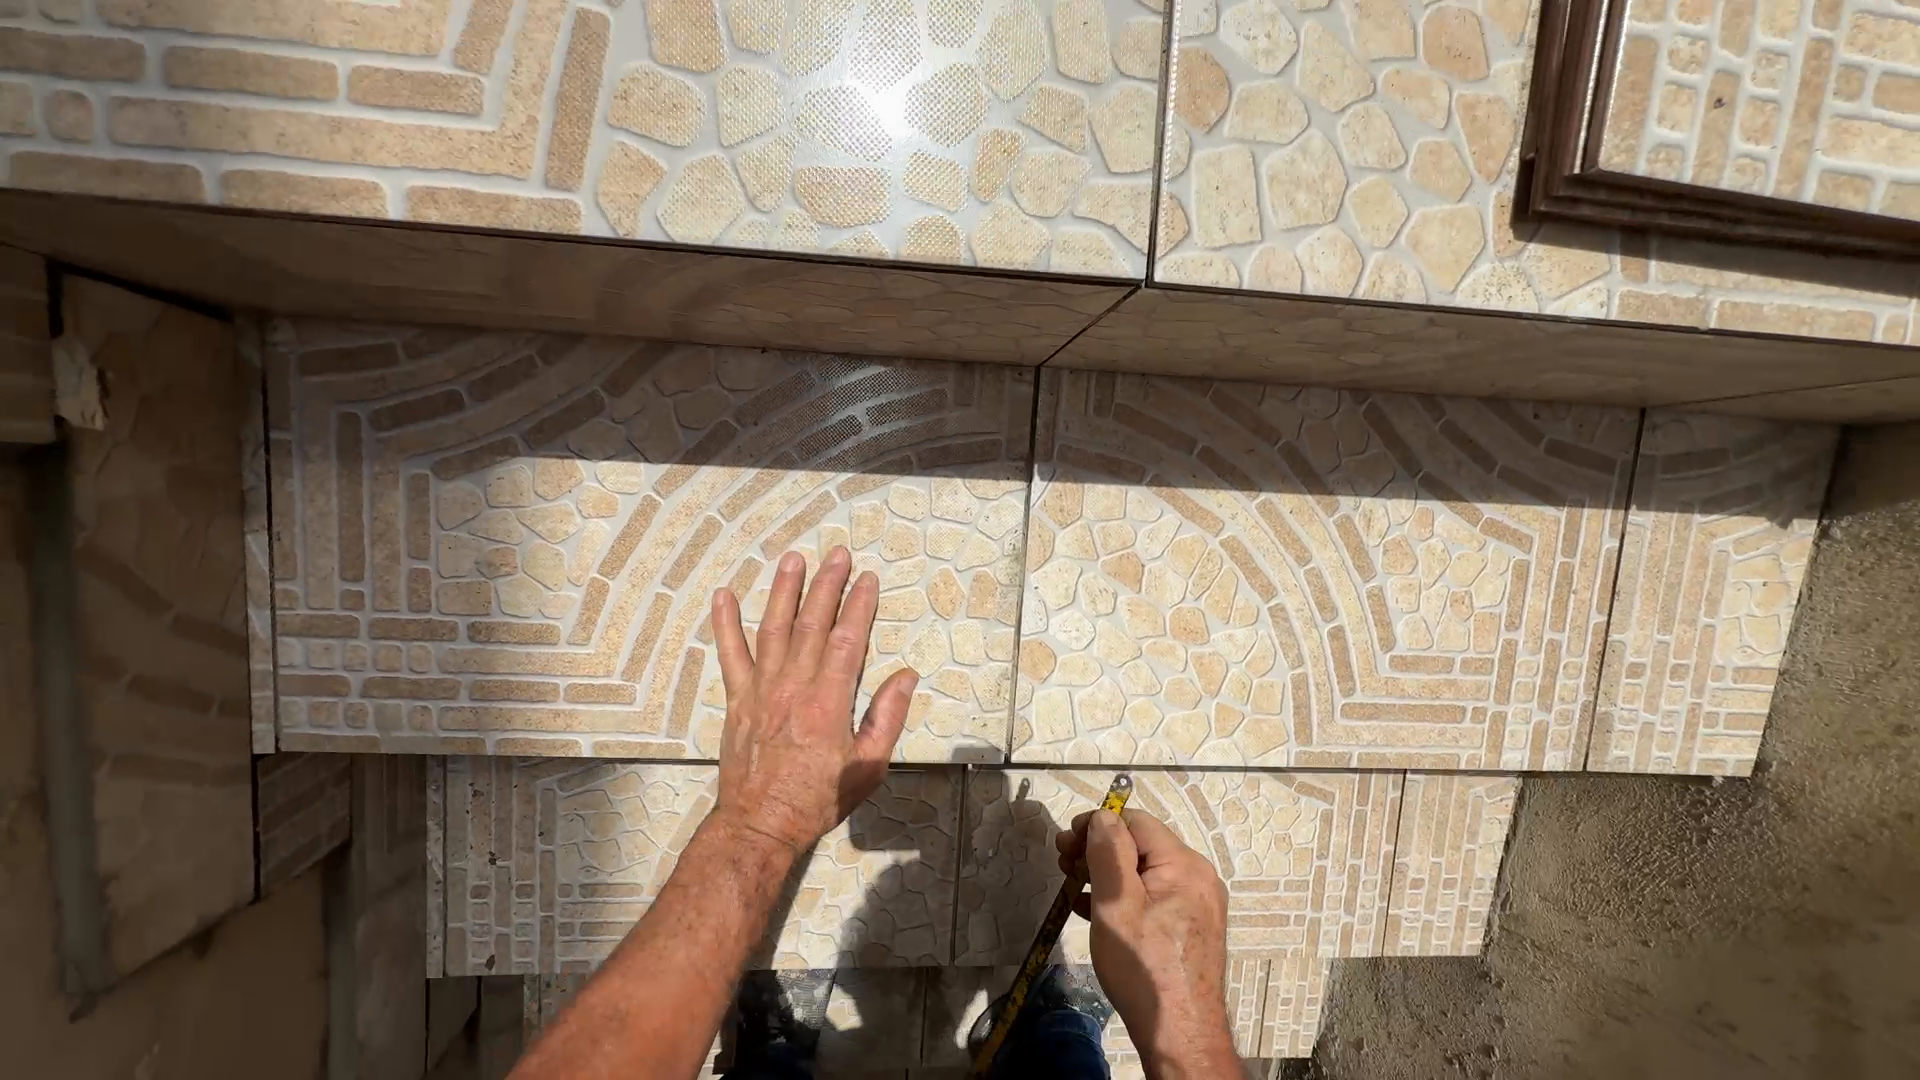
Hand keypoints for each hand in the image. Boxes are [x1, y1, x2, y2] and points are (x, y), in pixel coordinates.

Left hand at [708, 546, 917, 854]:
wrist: (760, 823)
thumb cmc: (819, 797)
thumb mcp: (868, 766)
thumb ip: (887, 718)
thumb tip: (906, 675)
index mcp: (828, 700)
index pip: (847, 639)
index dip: (859, 605)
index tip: (867, 577)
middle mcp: (793, 685)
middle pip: (811, 623)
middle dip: (826, 584)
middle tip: (837, 553)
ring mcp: (760, 688)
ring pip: (773, 628)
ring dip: (783, 590)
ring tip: (793, 558)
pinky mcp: (736, 698)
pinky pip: (730, 655)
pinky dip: (725, 624)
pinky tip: (723, 595)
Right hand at [1057, 809, 1236, 1076]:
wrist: (1179, 1037)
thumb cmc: (1143, 968)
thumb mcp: (1116, 904)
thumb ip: (1108, 852)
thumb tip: (1102, 816)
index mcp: (1184, 864)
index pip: (1136, 822)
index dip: (1097, 825)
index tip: (1066, 842)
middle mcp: (1196, 877)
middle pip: (1139, 845)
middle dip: (1098, 849)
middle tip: (1064, 863)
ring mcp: (1195, 904)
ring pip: (1142, 872)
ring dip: (1105, 872)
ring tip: (1073, 886)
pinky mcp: (1188, 928)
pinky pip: (1151, 896)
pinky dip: (1121, 896)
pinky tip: (1092, 910)